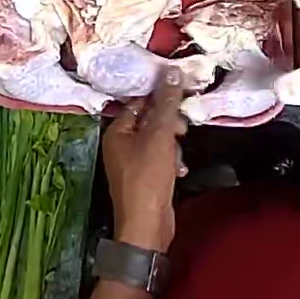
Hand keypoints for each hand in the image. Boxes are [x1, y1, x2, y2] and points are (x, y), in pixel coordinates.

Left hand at [102, 72, 186, 252]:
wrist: (148, 226)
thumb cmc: (148, 177)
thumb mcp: (159, 135)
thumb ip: (166, 103)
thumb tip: (171, 71)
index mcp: (116, 131)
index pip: (138, 102)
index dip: (159, 97)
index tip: (181, 94)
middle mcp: (120, 144)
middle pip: (148, 120)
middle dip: (168, 123)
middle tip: (183, 128)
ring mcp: (131, 162)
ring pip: (157, 140)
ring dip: (172, 143)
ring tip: (180, 151)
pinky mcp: (144, 177)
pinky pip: (160, 158)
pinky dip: (171, 160)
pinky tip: (179, 169)